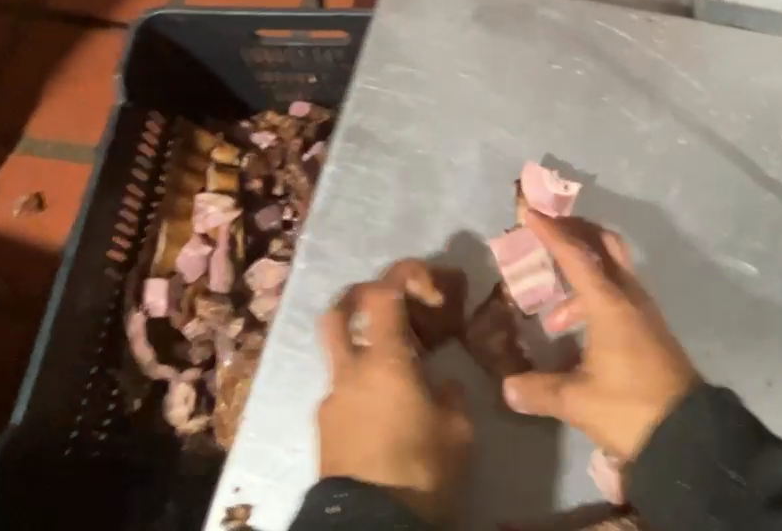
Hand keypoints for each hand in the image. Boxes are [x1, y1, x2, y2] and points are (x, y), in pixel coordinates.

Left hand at [316, 266, 472, 523]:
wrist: (369, 526)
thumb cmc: (420, 469)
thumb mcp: (457, 430)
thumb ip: (449, 394)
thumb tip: (440, 383)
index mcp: (384, 359)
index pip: (384, 291)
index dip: (406, 275)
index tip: (432, 291)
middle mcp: (350, 370)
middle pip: (338, 310)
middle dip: (361, 296)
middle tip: (390, 303)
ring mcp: (331, 398)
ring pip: (339, 354)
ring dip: (363, 349)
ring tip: (396, 372)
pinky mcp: (323, 429)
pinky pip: (342, 393)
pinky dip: (361, 390)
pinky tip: (385, 416)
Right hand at [503, 213, 698, 460]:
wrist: (688, 433)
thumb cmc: (630, 408)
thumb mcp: (579, 402)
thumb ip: (540, 390)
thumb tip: (506, 386)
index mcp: (610, 303)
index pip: (576, 255)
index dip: (551, 232)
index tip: (530, 210)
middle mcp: (628, 296)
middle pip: (603, 245)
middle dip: (575, 233)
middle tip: (546, 232)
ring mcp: (643, 310)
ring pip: (611, 270)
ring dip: (581, 272)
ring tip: (550, 311)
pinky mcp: (649, 327)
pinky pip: (618, 292)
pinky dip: (593, 295)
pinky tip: (574, 330)